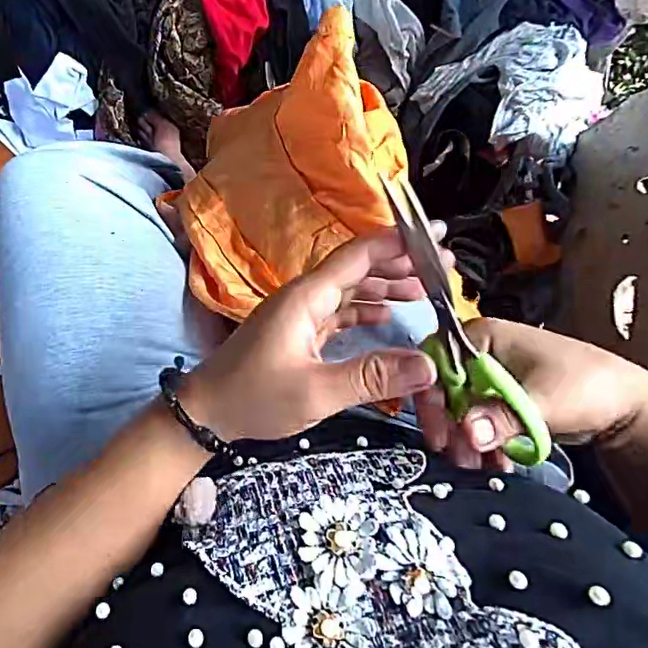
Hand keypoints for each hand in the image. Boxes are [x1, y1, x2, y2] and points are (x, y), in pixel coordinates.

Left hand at [177, 230, 441, 440]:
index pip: (358, 255)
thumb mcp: (316, 393)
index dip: (398, 242)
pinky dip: (367, 308)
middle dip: (400, 262)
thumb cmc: (254, 398)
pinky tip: (388, 315)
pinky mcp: (300, 331)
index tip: (434, 236)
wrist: (206, 412)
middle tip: (442, 266)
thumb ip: (371, 378)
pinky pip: (341, 310)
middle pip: (359, 267)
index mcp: (307, 298)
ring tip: (425, 289)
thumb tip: (428, 366)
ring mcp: (301, 313)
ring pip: (351, 288)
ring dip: (386, 285)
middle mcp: (306, 296)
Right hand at [413, 318, 647, 470]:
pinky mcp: (504, 397)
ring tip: (479, 466)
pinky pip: (479, 418)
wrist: (627, 406)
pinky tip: (494, 462)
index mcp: (485, 335)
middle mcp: (483, 351)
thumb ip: (503, 417)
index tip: (440, 431)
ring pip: (461, 407)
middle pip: (445, 387)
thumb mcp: (542, 403)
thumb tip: (468, 432)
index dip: (432, 395)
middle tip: (460, 457)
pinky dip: (483, 441)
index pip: (436, 360)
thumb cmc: (589, 387)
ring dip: (466, 439)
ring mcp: (494, 375)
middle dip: (452, 425)